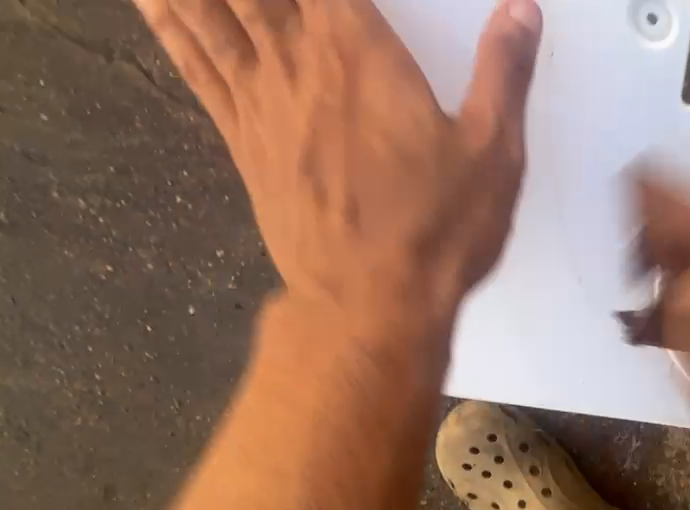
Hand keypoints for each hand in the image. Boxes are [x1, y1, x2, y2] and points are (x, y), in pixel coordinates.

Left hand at [134, 0, 542, 337]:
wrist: (373, 299)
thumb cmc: (440, 228)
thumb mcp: (495, 154)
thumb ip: (502, 73)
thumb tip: (521, 8)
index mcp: (360, 53)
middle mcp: (297, 60)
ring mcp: (261, 98)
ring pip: (205, 4)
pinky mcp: (243, 139)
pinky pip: (193, 60)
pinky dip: (167, 19)